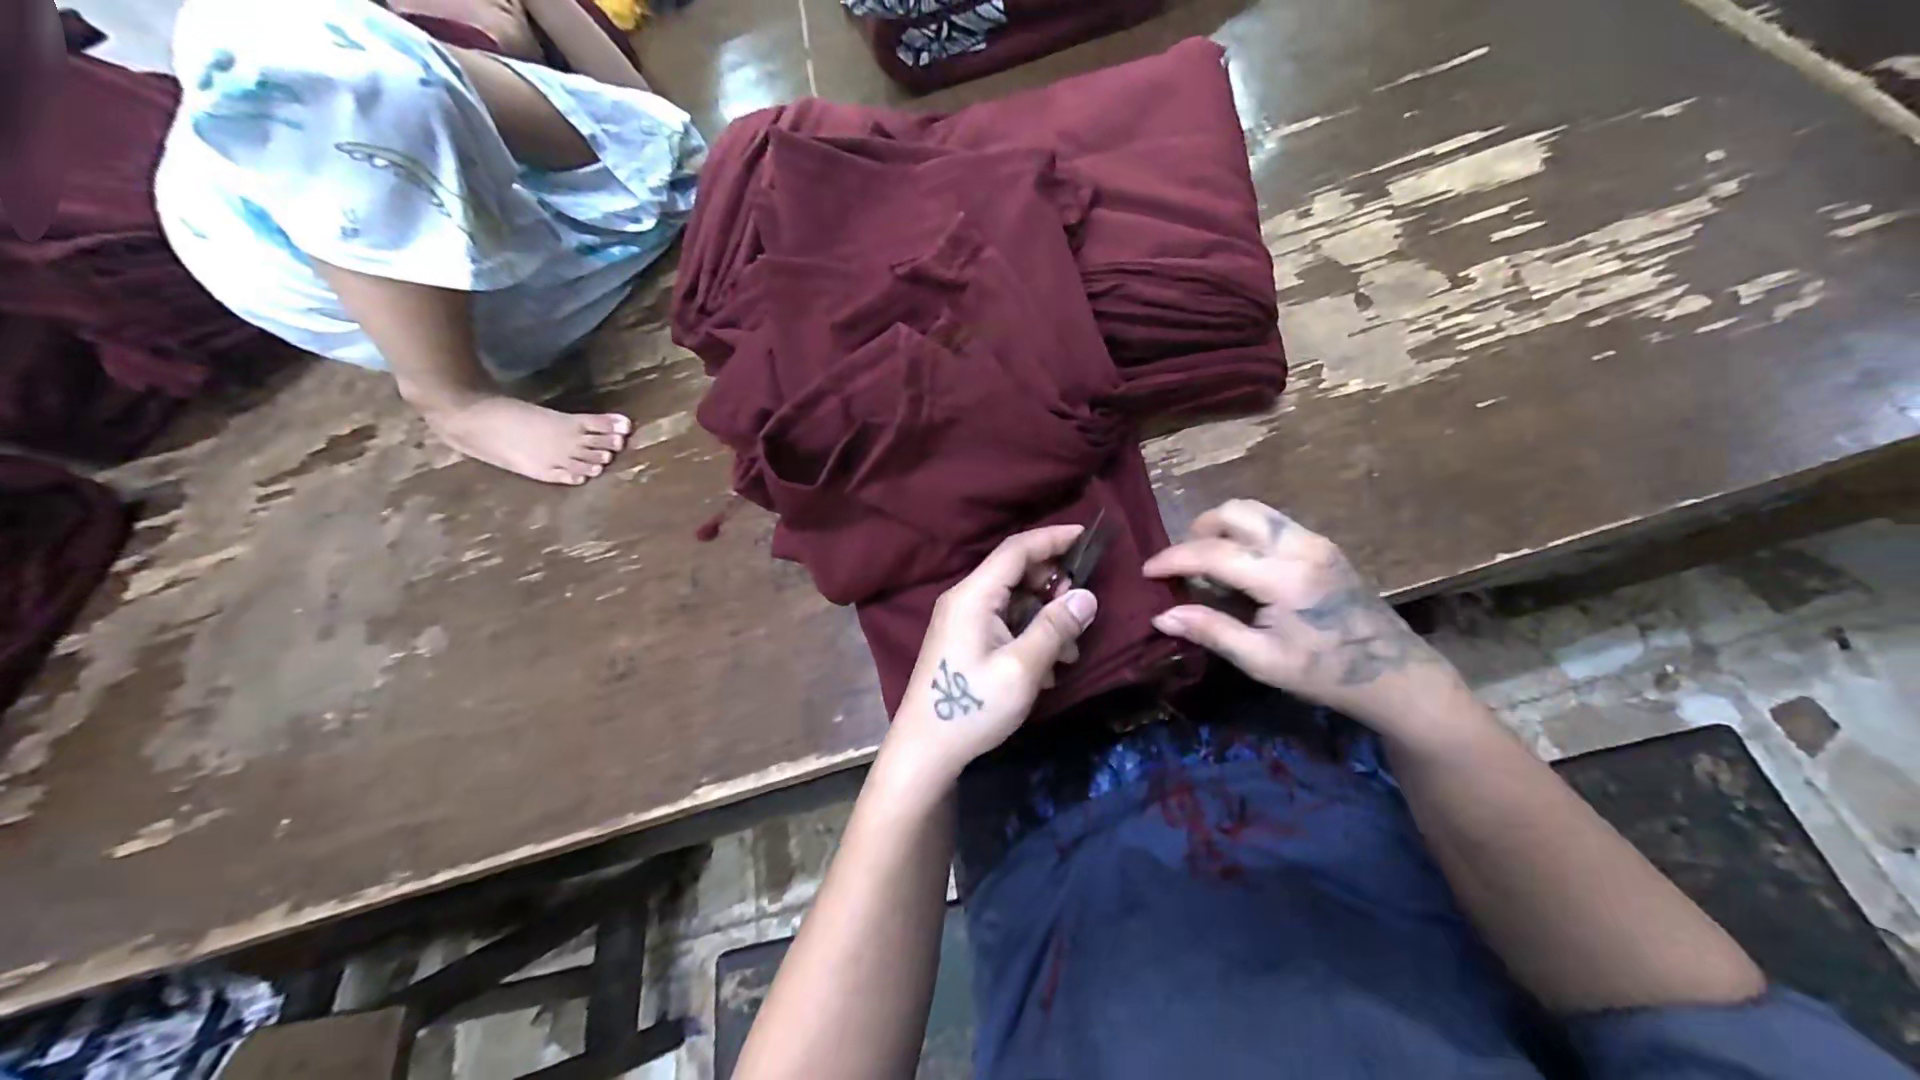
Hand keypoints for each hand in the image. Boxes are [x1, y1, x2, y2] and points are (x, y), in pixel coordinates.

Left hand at [883, 526, 1098, 788]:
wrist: (925, 749)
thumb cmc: (973, 707)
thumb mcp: (1022, 669)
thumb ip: (1055, 628)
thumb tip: (1087, 596)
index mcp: (973, 596)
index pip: (1016, 549)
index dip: (1052, 538)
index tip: (1086, 537)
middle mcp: (965, 599)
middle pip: (1016, 573)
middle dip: (1053, 586)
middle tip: (1081, 611)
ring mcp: (963, 621)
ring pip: (1014, 602)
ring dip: (1046, 618)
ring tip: (1069, 652)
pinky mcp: (965, 641)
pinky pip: (1004, 623)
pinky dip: (1030, 635)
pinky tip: (1047, 668)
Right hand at [1142, 499, 1467, 735]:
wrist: (1395, 675)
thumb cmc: (1324, 673)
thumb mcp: (1261, 660)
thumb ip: (1210, 631)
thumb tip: (1160, 615)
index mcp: (1284, 576)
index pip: (1213, 552)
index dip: (1172, 559)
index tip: (1146, 571)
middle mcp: (1300, 546)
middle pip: (1234, 512)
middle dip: (1198, 531)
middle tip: (1183, 565)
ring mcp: (1315, 541)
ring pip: (1254, 511)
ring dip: (1222, 529)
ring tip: (1209, 565)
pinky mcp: (1322, 545)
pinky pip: (1271, 523)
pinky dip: (1244, 534)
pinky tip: (1240, 568)